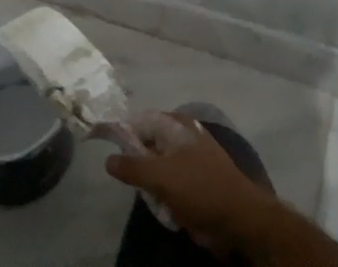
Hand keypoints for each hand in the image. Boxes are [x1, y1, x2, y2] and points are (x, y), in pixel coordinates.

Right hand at [104, 111, 277, 251]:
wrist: (238, 219)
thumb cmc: (199, 188)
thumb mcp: (160, 176)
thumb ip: (131, 166)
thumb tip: (108, 158)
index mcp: (176, 125)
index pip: (139, 120)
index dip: (120, 130)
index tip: (100, 141)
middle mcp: (181, 138)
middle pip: (145, 145)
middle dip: (137, 166)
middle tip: (136, 183)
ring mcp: (188, 161)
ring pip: (154, 170)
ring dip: (151, 188)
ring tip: (156, 200)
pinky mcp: (192, 183)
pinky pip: (167, 187)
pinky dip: (163, 198)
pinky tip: (167, 210)